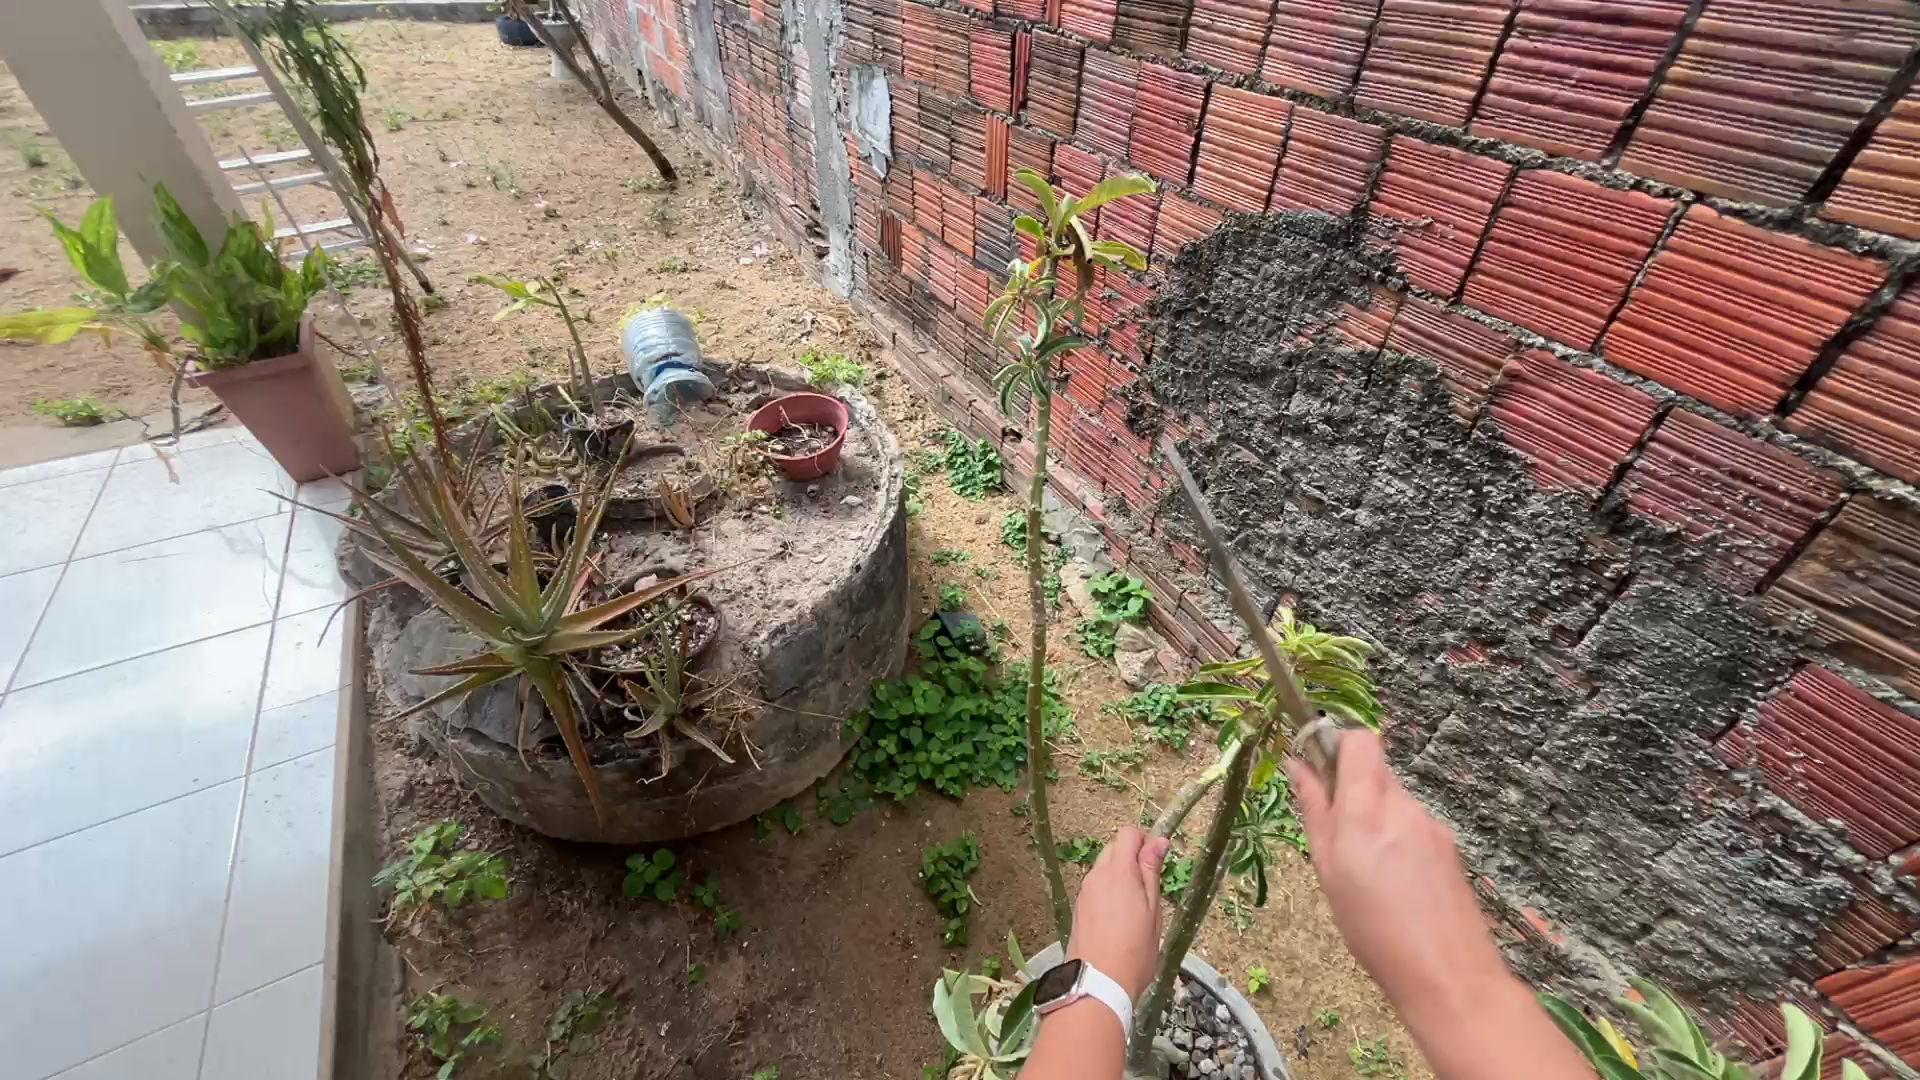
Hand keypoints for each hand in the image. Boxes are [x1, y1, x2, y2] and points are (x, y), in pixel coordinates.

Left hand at [1066, 825, 1169, 999]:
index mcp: (1118, 871)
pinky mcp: (1078, 905)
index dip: (1144, 840)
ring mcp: (1085, 889)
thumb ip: (1151, 871)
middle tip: (1148, 889)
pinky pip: (1095, 886)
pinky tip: (1117, 918)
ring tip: (1133, 909)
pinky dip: (1107, 891)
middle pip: (1114, 848)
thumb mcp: (1152, 910)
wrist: (1097, 983)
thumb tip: (1158, 840)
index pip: (1127, 833)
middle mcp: (1097, 874)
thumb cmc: (1135, 950)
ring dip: (1119, 875)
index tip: (1156, 861)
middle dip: (1132, 858)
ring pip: (1104, 867)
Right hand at [1287, 730, 1509, 1023]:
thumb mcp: (1327, 867)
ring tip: (1364, 866)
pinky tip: (1393, 879)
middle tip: (1335, 831)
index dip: (1336, 744)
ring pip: (1391, 798)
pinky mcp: (1449, 847)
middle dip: (1350, 787)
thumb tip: (1296, 764)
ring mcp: (1431, 826)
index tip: (1318, 768)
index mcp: (1367, 809)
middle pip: (1373, 770)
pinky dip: (1394, 836)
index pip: (1360, 741)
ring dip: (1372, 814)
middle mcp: (1404, 807)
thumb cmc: (1372, 927)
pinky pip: (1410, 822)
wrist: (1451, 979)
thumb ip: (1314, 808)